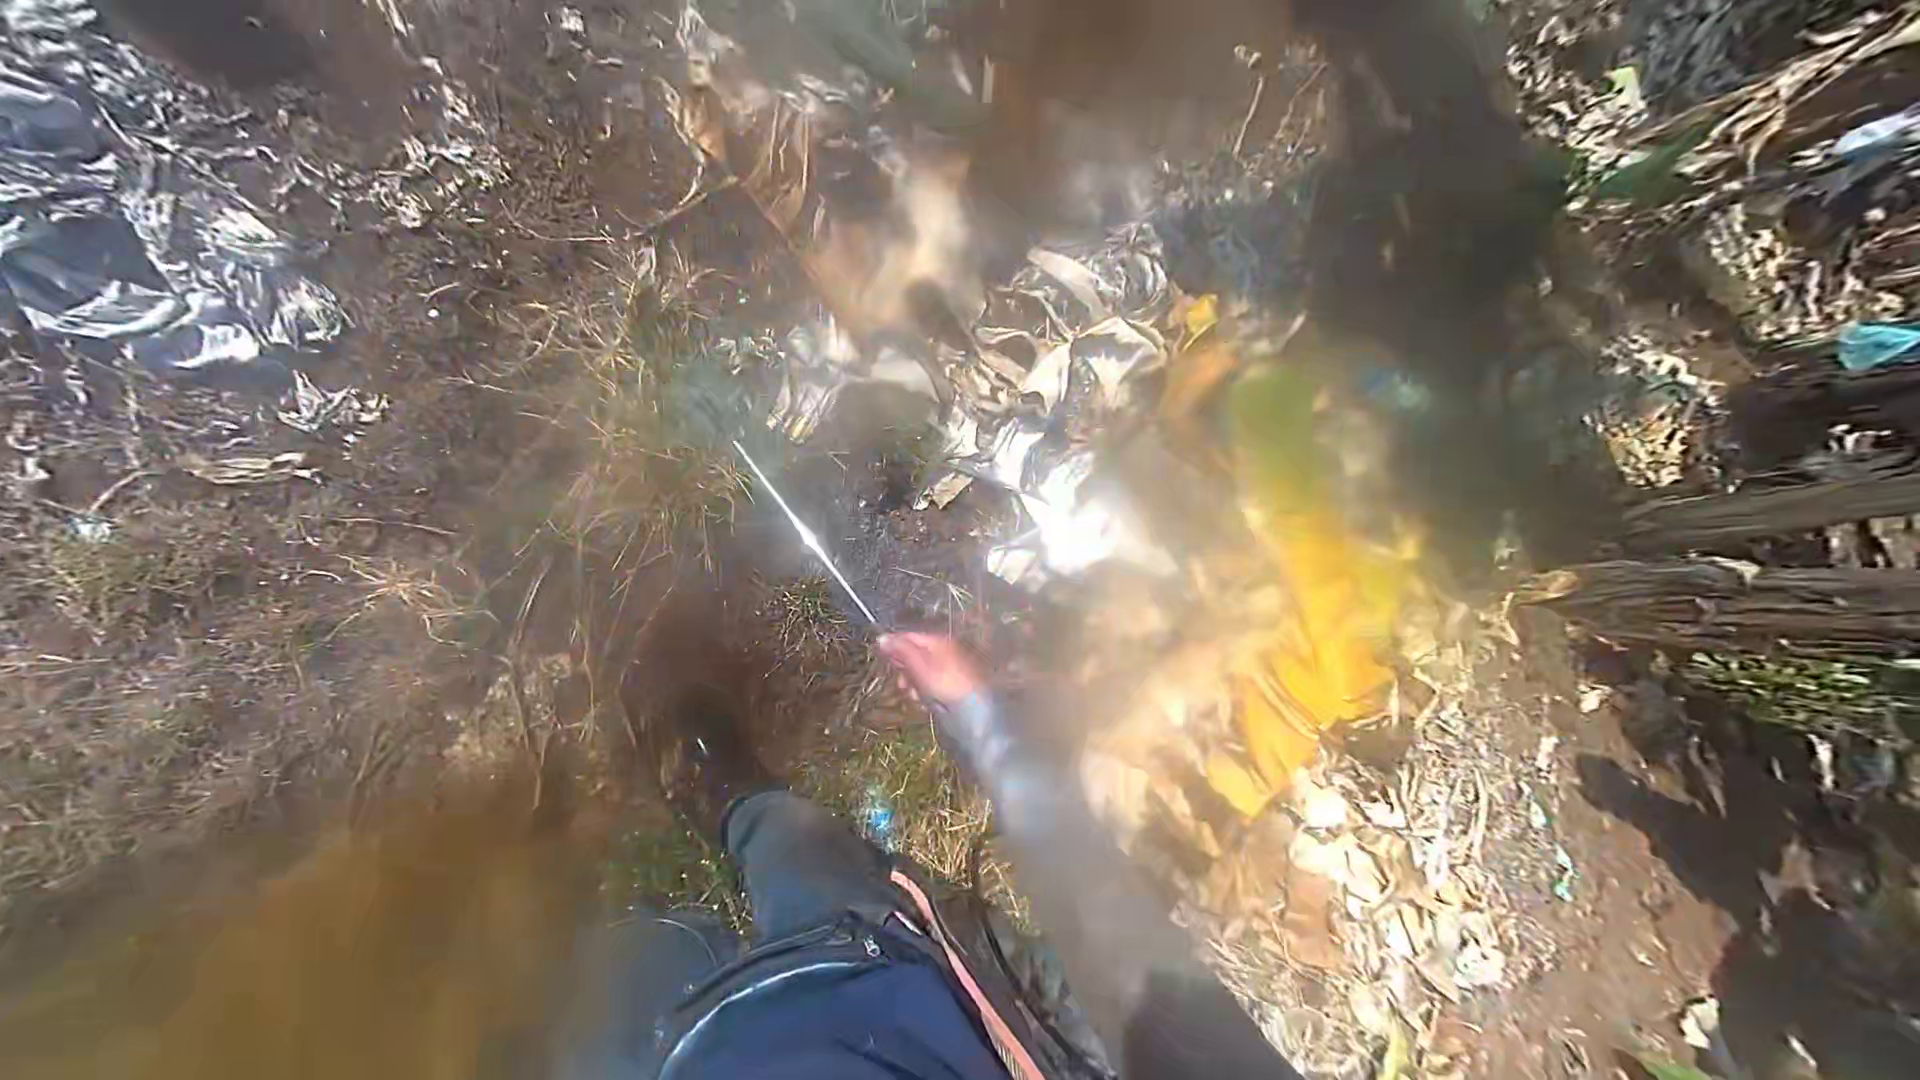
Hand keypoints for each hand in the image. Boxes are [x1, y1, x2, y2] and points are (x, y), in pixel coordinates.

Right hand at [875, 632, 984, 705]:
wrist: (970, 710)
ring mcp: (944, 671)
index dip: (893, 646)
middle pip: (912, 655)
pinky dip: (921, 693)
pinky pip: (925, 686)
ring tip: (915, 694)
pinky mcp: (946, 688)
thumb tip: (881, 638)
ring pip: (916, 673)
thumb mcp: (918, 664)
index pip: (909, 637)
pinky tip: (923, 701)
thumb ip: (900, 650)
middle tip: (902, 682)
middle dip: (903, 670)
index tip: (882, 658)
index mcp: (937, 641)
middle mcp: (941, 652)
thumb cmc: (943, 683)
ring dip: (911, 684)